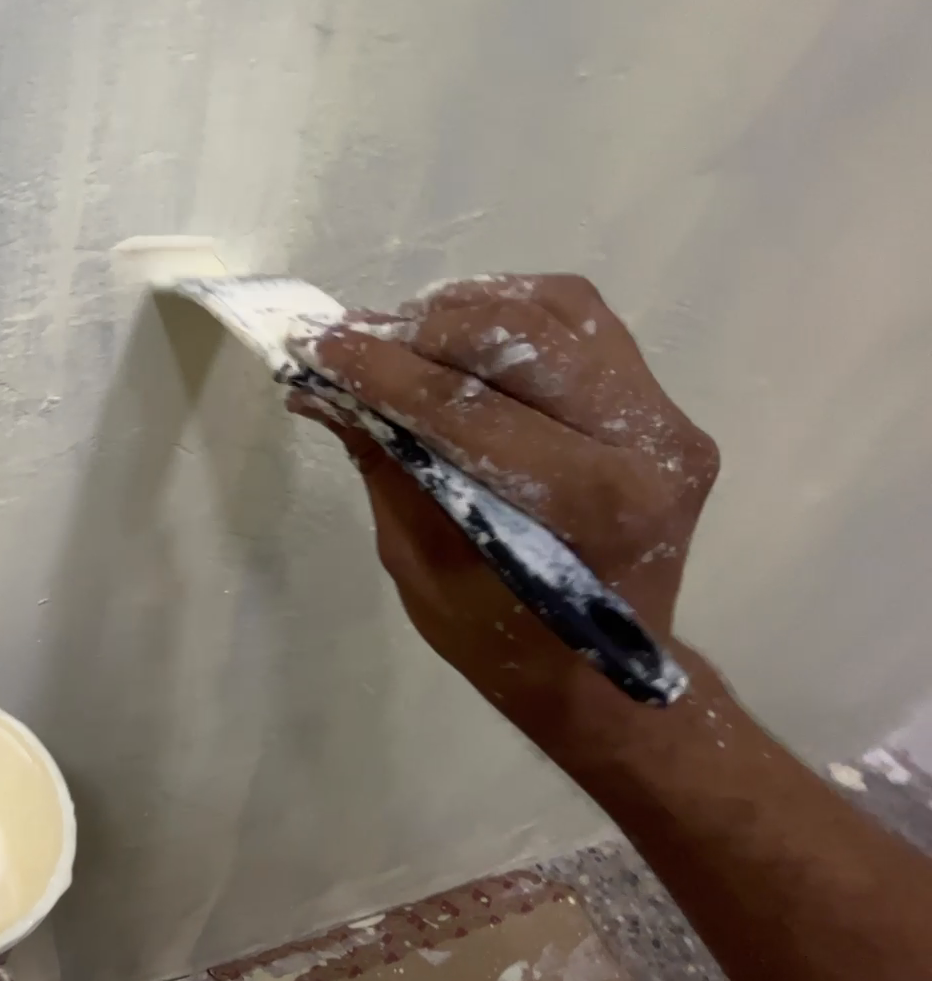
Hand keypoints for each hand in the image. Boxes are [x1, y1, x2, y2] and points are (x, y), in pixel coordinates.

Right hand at [288, 275, 720, 721]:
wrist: (593, 672)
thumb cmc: (493, 633)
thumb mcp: (414, 553)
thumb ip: (381, 457)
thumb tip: (317, 389)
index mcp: (586, 504)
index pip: (464, 408)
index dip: (379, 370)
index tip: (314, 344)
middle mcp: (647, 446)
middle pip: (521, 339)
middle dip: (419, 330)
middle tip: (351, 339)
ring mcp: (665, 418)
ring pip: (561, 310)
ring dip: (466, 309)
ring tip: (401, 332)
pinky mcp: (659, 406)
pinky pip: (582, 323)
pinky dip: (511, 310)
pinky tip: (458, 333)